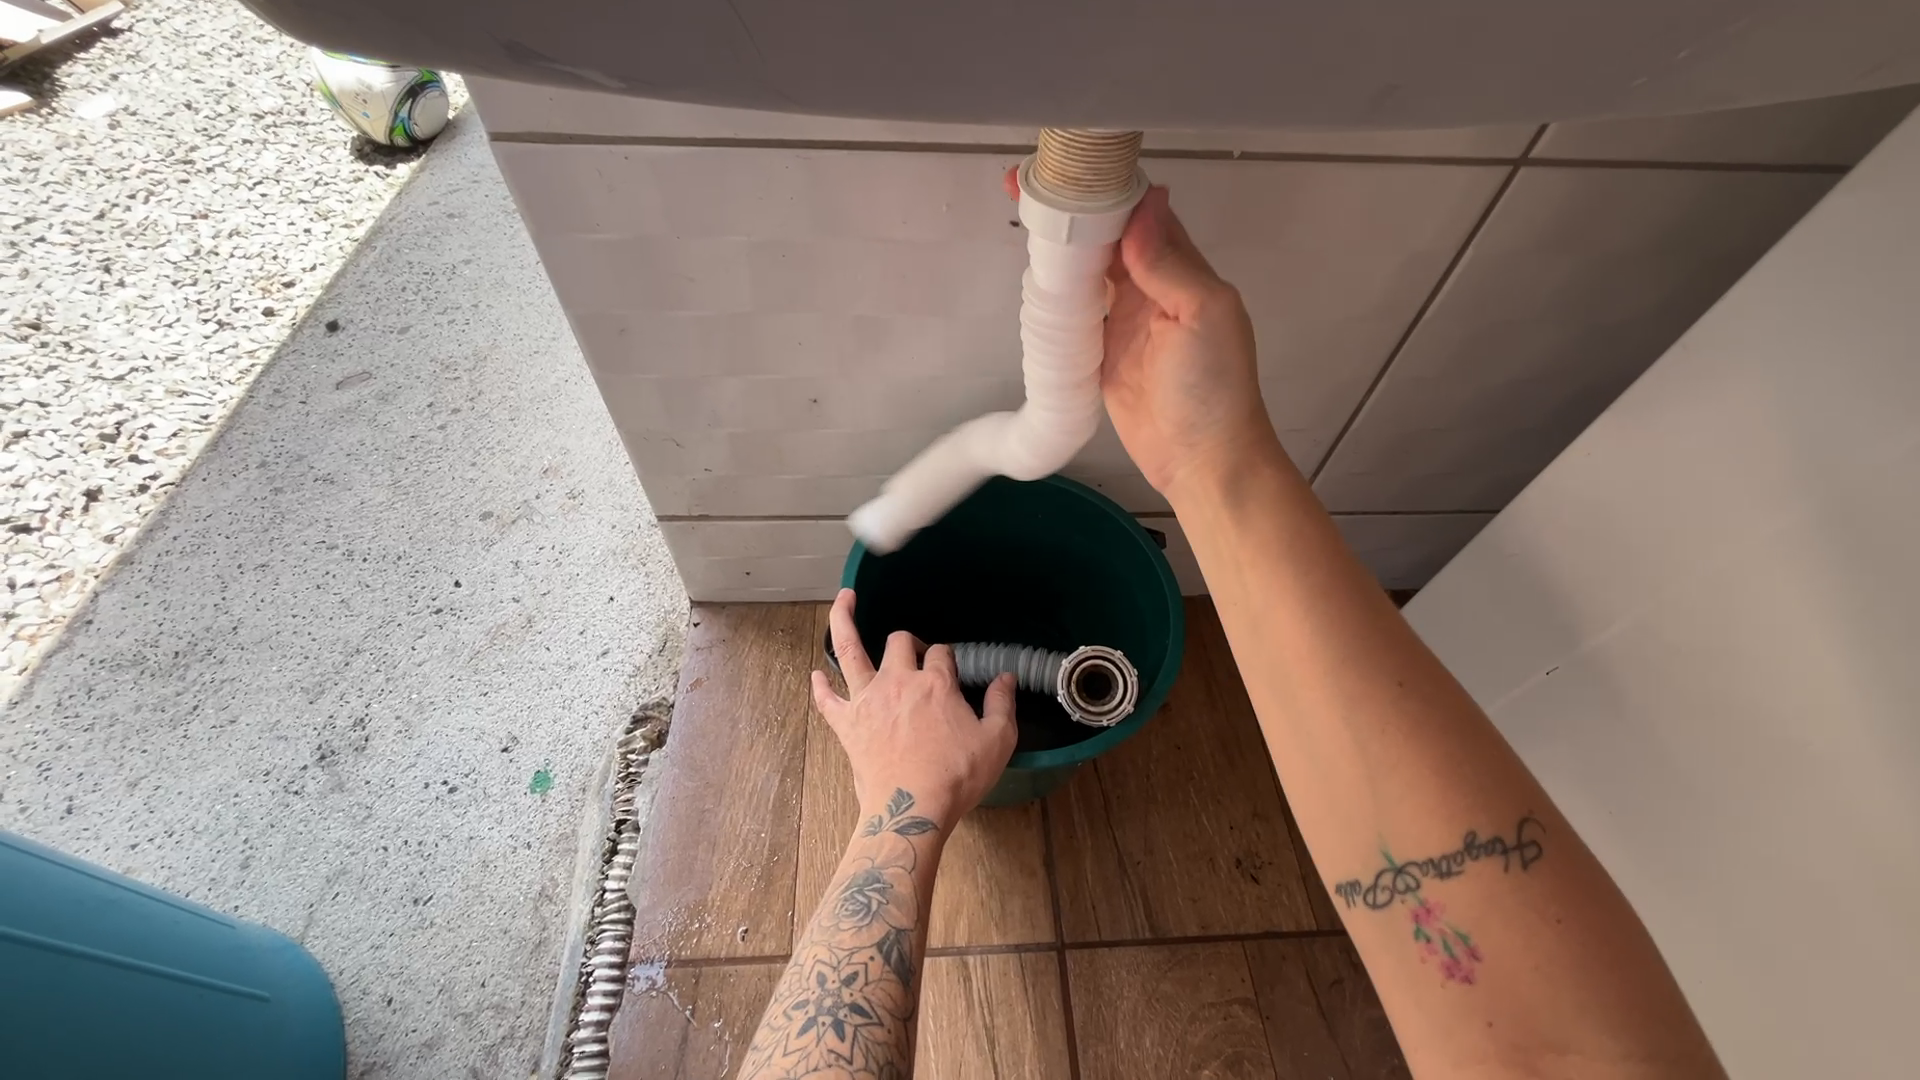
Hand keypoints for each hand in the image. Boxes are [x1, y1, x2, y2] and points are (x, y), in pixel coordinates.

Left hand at [811, 589, 1017, 826]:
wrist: (912, 809)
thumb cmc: (957, 776)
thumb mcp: (997, 740)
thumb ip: (1002, 704)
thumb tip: (1007, 677)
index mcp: (936, 683)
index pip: (942, 653)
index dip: (949, 659)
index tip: (954, 673)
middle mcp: (899, 681)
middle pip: (900, 641)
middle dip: (910, 642)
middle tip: (918, 655)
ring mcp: (868, 700)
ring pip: (850, 651)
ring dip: (844, 621)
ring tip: (844, 599)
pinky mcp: (848, 725)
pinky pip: (828, 700)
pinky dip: (821, 687)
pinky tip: (816, 675)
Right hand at [1003, 169, 1282, 500]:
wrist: (1199, 458)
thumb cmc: (1213, 386)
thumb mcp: (1203, 314)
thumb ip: (1169, 263)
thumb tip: (1141, 204)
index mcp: (1181, 268)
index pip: (1138, 211)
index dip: (1103, 186)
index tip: (1066, 166)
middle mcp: (1149, 287)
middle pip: (1104, 238)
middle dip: (1069, 211)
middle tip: (1021, 189)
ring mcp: (1121, 322)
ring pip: (1085, 273)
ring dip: (1057, 250)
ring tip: (1021, 224)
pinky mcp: (1099, 354)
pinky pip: (1073, 316)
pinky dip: (1053, 298)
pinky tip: (1032, 280)